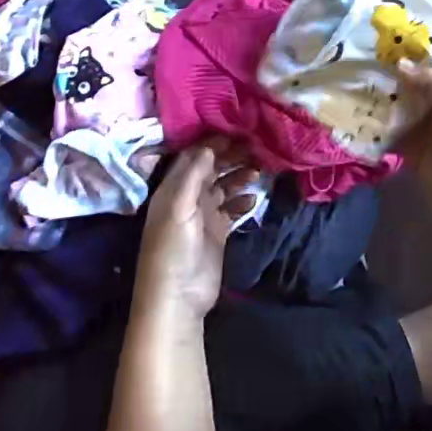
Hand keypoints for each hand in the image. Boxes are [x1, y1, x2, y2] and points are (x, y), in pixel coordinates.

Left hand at [135, 141, 260, 321]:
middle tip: (255, 149)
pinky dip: (243, 202)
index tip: (237, 132)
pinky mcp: (217, 232)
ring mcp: (203, 215)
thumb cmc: (174, 248)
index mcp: (172, 189)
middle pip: (211, 169)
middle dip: (231, 157)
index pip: (193, 157)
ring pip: (224, 186)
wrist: (178, 298)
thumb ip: (194, 175)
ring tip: (258, 173)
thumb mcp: (180, 207)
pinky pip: (232, 208)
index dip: (213, 143)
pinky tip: (253, 201)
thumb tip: (210, 146)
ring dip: (240, 177)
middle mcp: (187, 198)